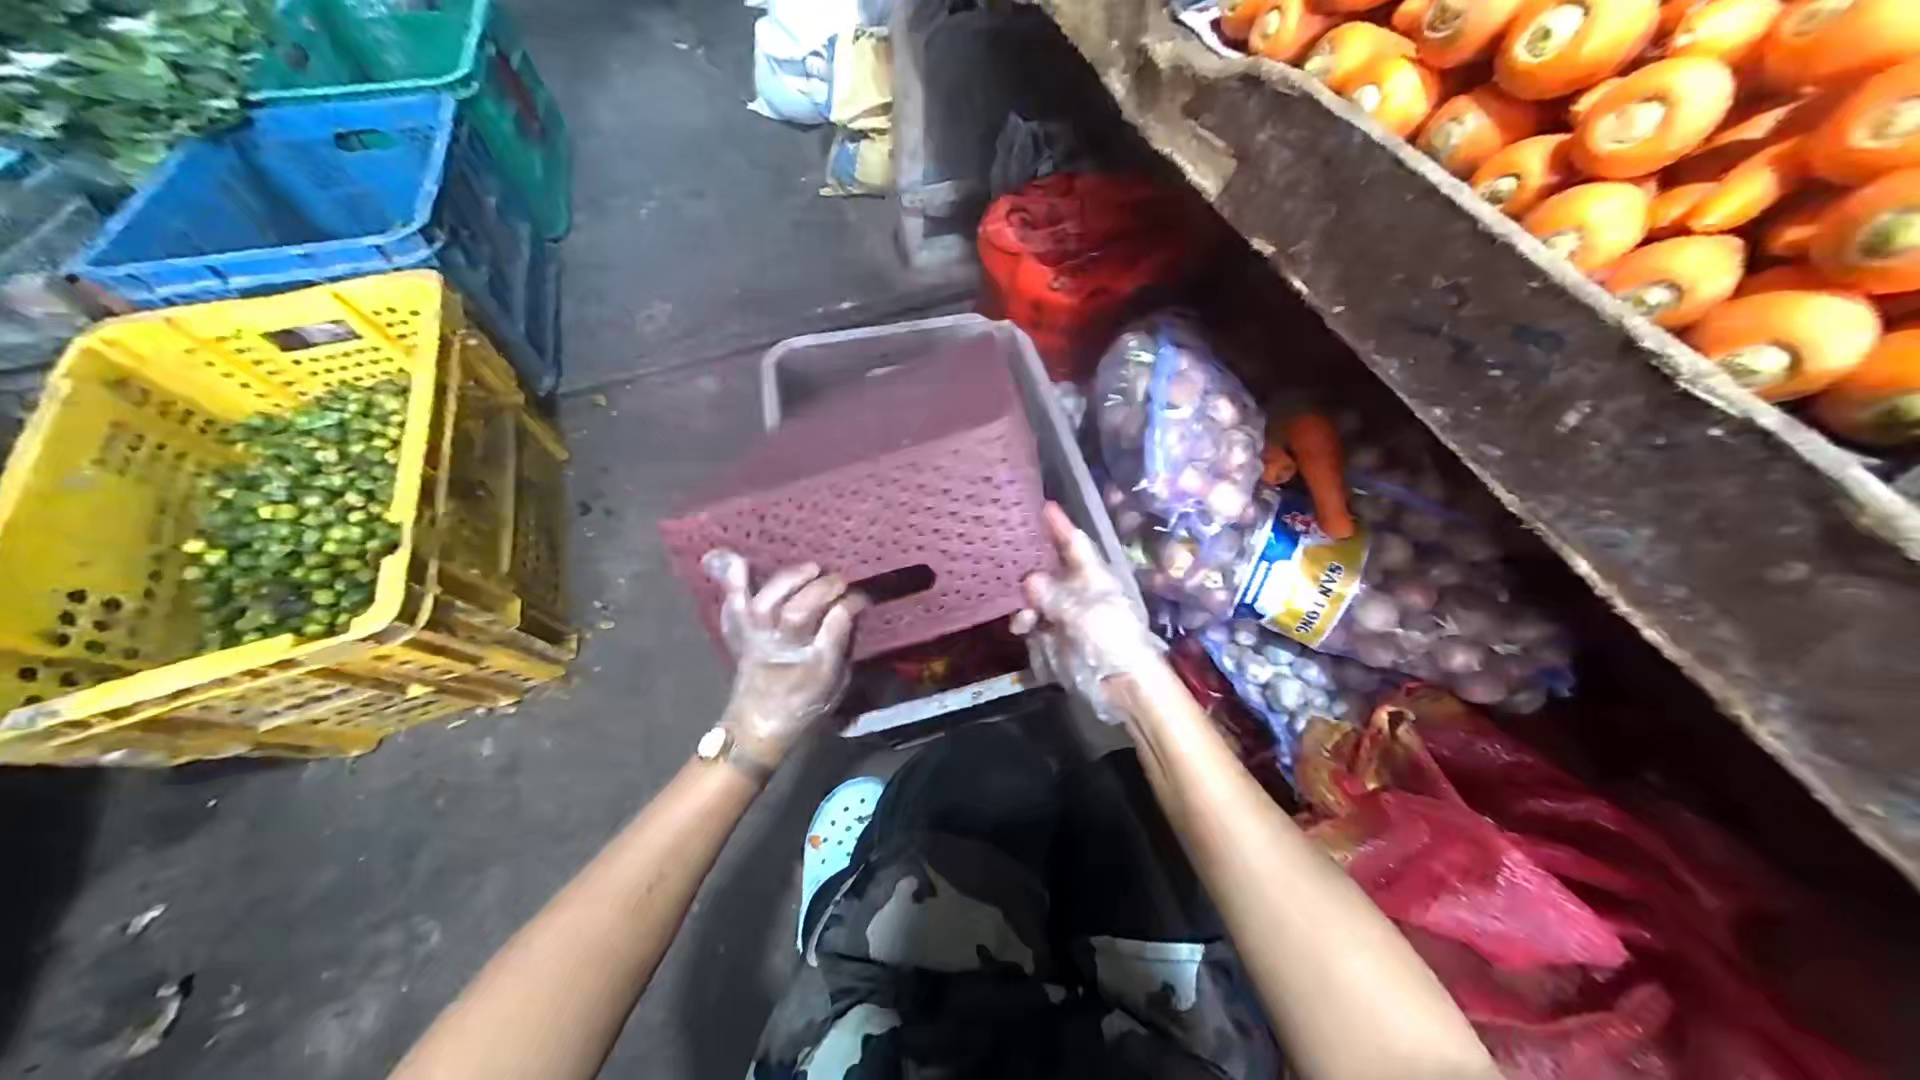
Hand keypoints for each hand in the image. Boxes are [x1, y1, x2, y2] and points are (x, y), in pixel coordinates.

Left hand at [704, 551, 866, 762]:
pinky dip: (733, 582)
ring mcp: (756, 642)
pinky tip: (732, 558)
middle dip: (821, 590)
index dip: (849, 605)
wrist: (756, 729)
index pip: (835, 625)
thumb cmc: (803, 708)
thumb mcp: (836, 683)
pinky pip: (734, 607)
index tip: (862, 596)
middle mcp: (782, 652)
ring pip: (766, 605)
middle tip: (839, 580)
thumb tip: (849, 610)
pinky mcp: (739, 636)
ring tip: (810, 568)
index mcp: (814, 669)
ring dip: (789, 580)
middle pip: (798, 612)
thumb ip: (841, 646)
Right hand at [1010, 503, 1165, 720]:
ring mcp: (1064, 614)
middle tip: (1004, 551)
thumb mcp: (1082, 612)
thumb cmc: (1112, 640)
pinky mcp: (1053, 638)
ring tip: (1021, 611)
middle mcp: (1076, 590)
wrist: (1122, 686)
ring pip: (1035, 596)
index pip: (1073, 543)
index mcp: (1093, 577)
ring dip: (1024, 600)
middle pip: (1049, 567)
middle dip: (1029, 561)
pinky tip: (1021, 627)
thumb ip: (1053, 594)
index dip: (1059, 525)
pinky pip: (1031, 622)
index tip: (1043, 506)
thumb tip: (1029, 580)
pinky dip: (1024, 622)